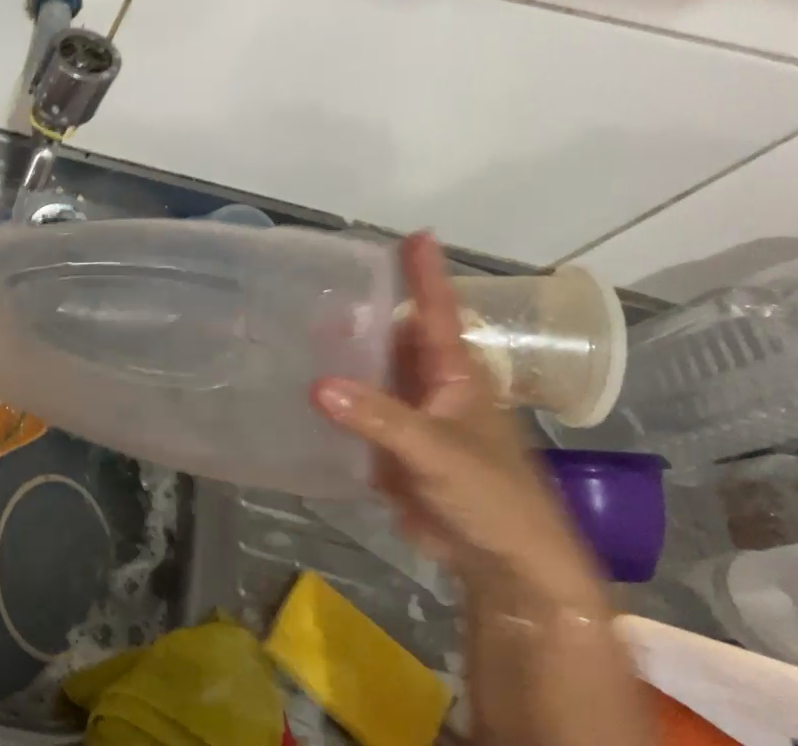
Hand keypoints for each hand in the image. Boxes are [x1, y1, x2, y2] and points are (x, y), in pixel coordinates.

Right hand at [311, 233, 602, 600]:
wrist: (504, 564)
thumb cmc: (491, 498)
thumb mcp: (437, 453)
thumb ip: (379, 418)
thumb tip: (318, 383)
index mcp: (457, 378)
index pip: (439, 313)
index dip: (426, 275)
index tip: (415, 235)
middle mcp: (433, 390)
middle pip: (396, 339)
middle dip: (363, 314)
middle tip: (314, 291)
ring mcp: (412, 421)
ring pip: (372, 376)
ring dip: (341, 358)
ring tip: (293, 333)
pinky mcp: (392, 451)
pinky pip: (356, 414)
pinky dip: (330, 402)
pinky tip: (297, 393)